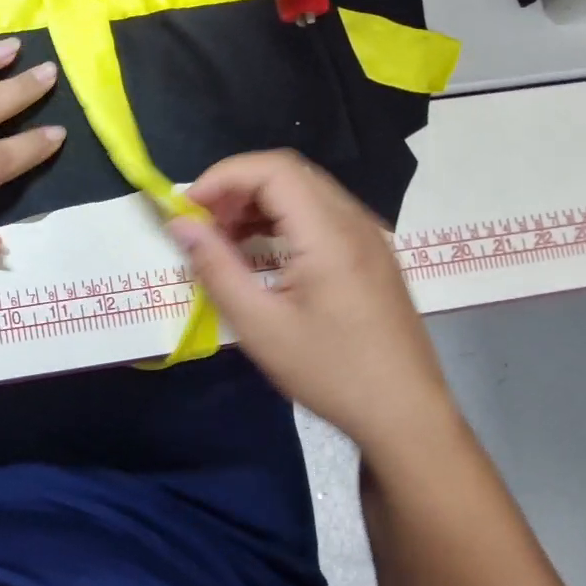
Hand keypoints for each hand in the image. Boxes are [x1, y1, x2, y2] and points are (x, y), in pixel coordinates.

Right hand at [167, 150, 456, 449]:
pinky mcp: (371, 255)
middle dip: (234, 188)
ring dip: (256, 202)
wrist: (406, 416)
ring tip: (221, 239)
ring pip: (304, 191)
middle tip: (199, 223)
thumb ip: (215, 267)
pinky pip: (319, 215)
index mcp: (329, 234)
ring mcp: (368, 237)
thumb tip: (180, 226)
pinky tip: (258, 253)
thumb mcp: (259, 325)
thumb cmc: (330, 372)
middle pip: (287, 172)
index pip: (272, 170)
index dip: (221, 177)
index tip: (186, 210)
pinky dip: (280, 219)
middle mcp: (354, 222)